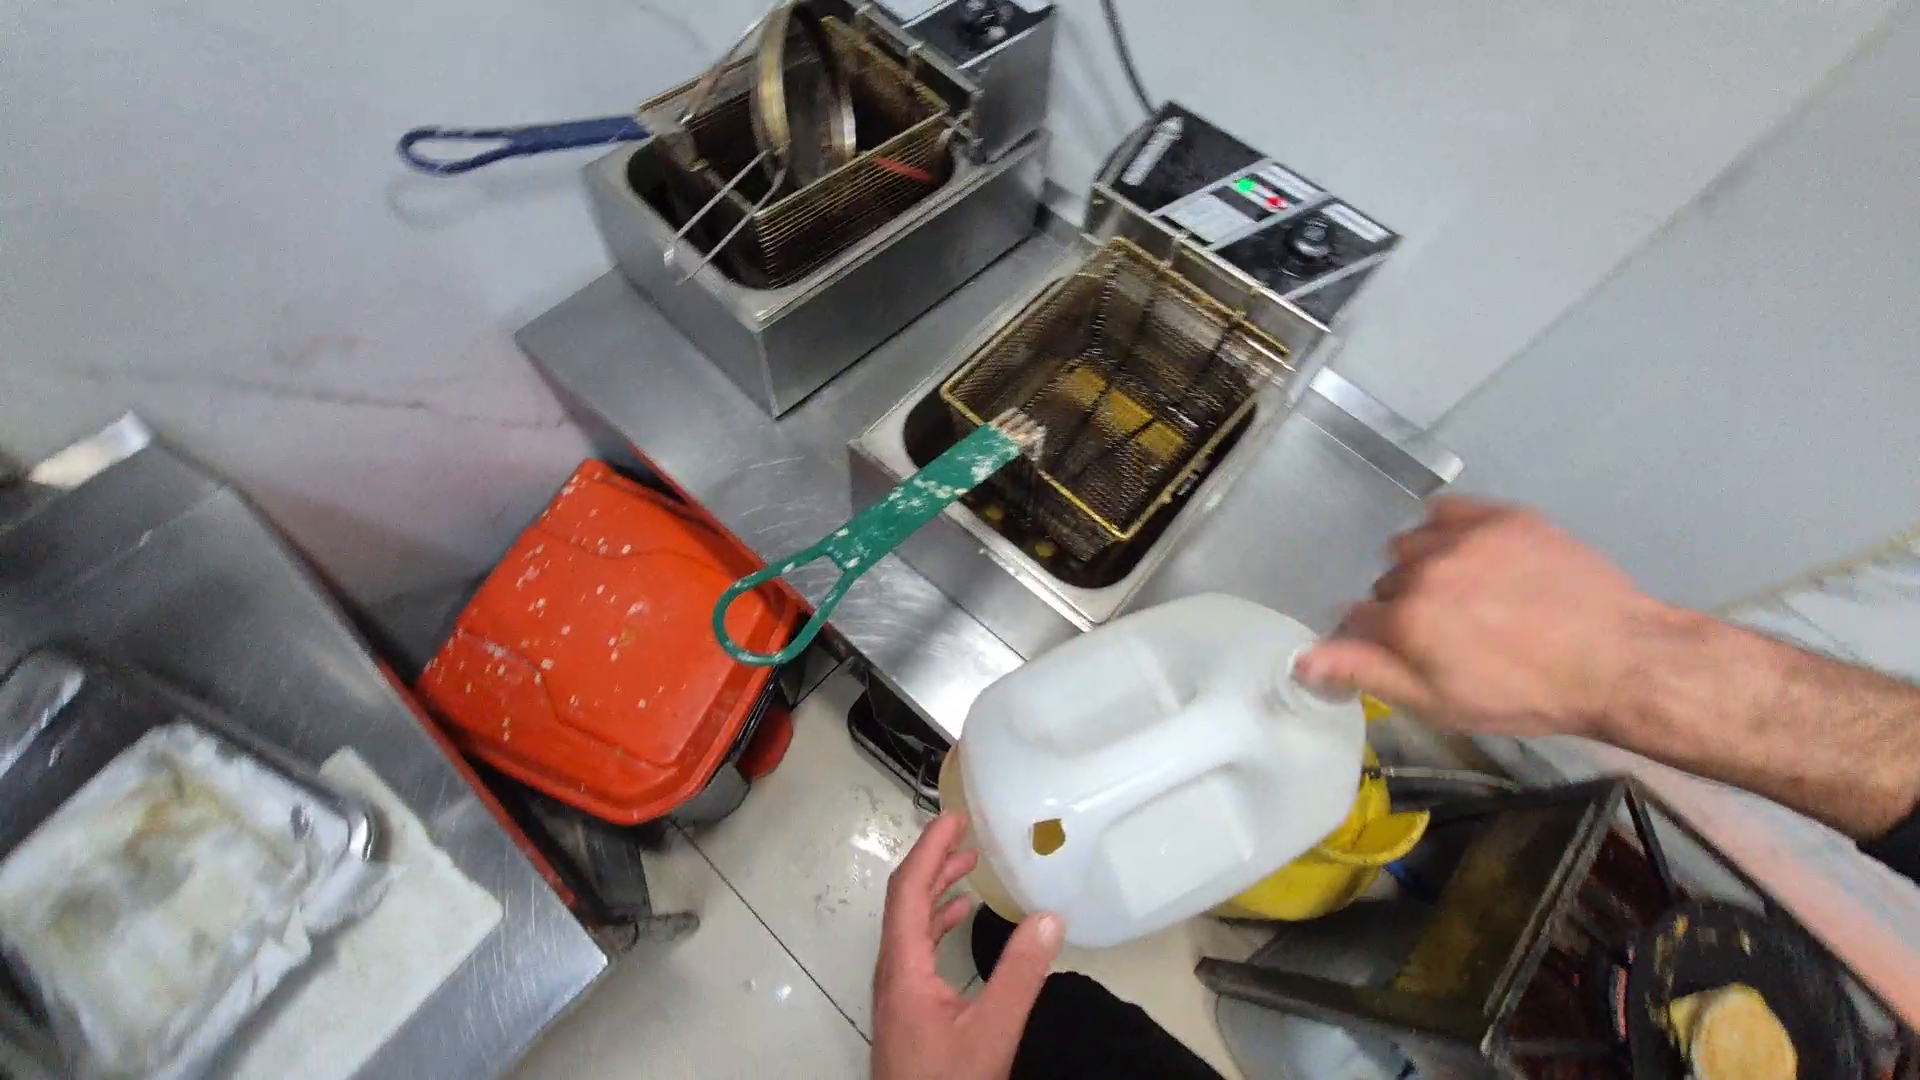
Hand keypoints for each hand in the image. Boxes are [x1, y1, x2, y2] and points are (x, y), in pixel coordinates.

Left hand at [871, 813, 1064, 1079]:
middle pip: (906, 898)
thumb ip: (1020, 975)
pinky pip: (918, 944)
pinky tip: (963, 915)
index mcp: (903, 968)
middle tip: (967, 832)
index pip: (908, 889)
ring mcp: (898, 989)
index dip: (930, 849)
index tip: (955, 818)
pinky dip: (939, 919)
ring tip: (971, 865)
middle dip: (934, 860)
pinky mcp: (908, 1006)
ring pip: (911, 921)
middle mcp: (892, 970)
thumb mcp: (992, 1033)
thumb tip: (1049, 917)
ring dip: (937, 887)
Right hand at [1297, 497, 1680, 737]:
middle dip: (1404, 605)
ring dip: (1424, 567)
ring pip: (1410, 546)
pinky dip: (1447, 530)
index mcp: (1405, 620)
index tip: (1410, 652)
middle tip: (1450, 631)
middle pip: (1384, 583)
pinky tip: (1472, 556)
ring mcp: (1463, 540)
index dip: (1378, 638)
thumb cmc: (1526, 695)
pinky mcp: (1501, 518)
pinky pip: (1445, 511)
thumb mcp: (1439, 703)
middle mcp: (1424, 571)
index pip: (1355, 618)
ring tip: (1466, 592)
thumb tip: (1300, 657)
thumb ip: (1365, 673)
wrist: (1624, 663)